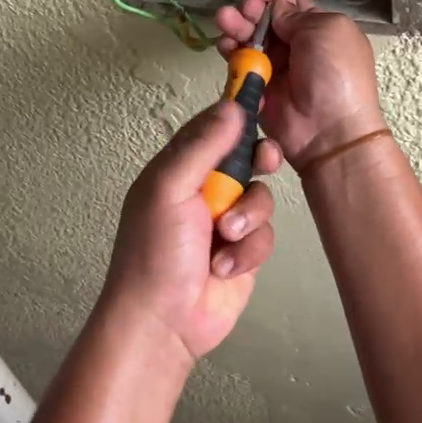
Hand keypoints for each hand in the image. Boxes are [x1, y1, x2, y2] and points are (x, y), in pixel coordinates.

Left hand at [101, 102, 280, 361]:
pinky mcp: (243, 250)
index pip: (212, 126)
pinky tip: (225, 267)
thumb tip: (231, 105)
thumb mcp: (171, 188)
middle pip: (245, 156)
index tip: (261, 98)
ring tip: (226, 237)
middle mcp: (203, 187)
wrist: (163, 324)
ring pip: (261, 196)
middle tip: (265, 160)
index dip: (236, 113)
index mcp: (178, 166)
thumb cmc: (156, 251)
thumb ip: (202, 146)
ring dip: (248, 217)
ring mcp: (225, 219)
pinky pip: (265, 234)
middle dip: (258, 159)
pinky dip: (249, 250)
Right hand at [215, 0, 384, 168]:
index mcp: (318, 27)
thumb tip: (277, 1)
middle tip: (245, 9)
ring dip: (235, 24)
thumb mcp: (326, 30)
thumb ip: (295, 14)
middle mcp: (294, 43)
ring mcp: (273, 64)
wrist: (328, 129)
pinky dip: (229, 48)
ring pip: (247, 35)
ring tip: (226, 19)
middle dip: (251, 7)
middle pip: (264, 17)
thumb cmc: (335, 72)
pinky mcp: (255, 83)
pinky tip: (225, 43)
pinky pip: (237, 61)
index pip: (288, 3)